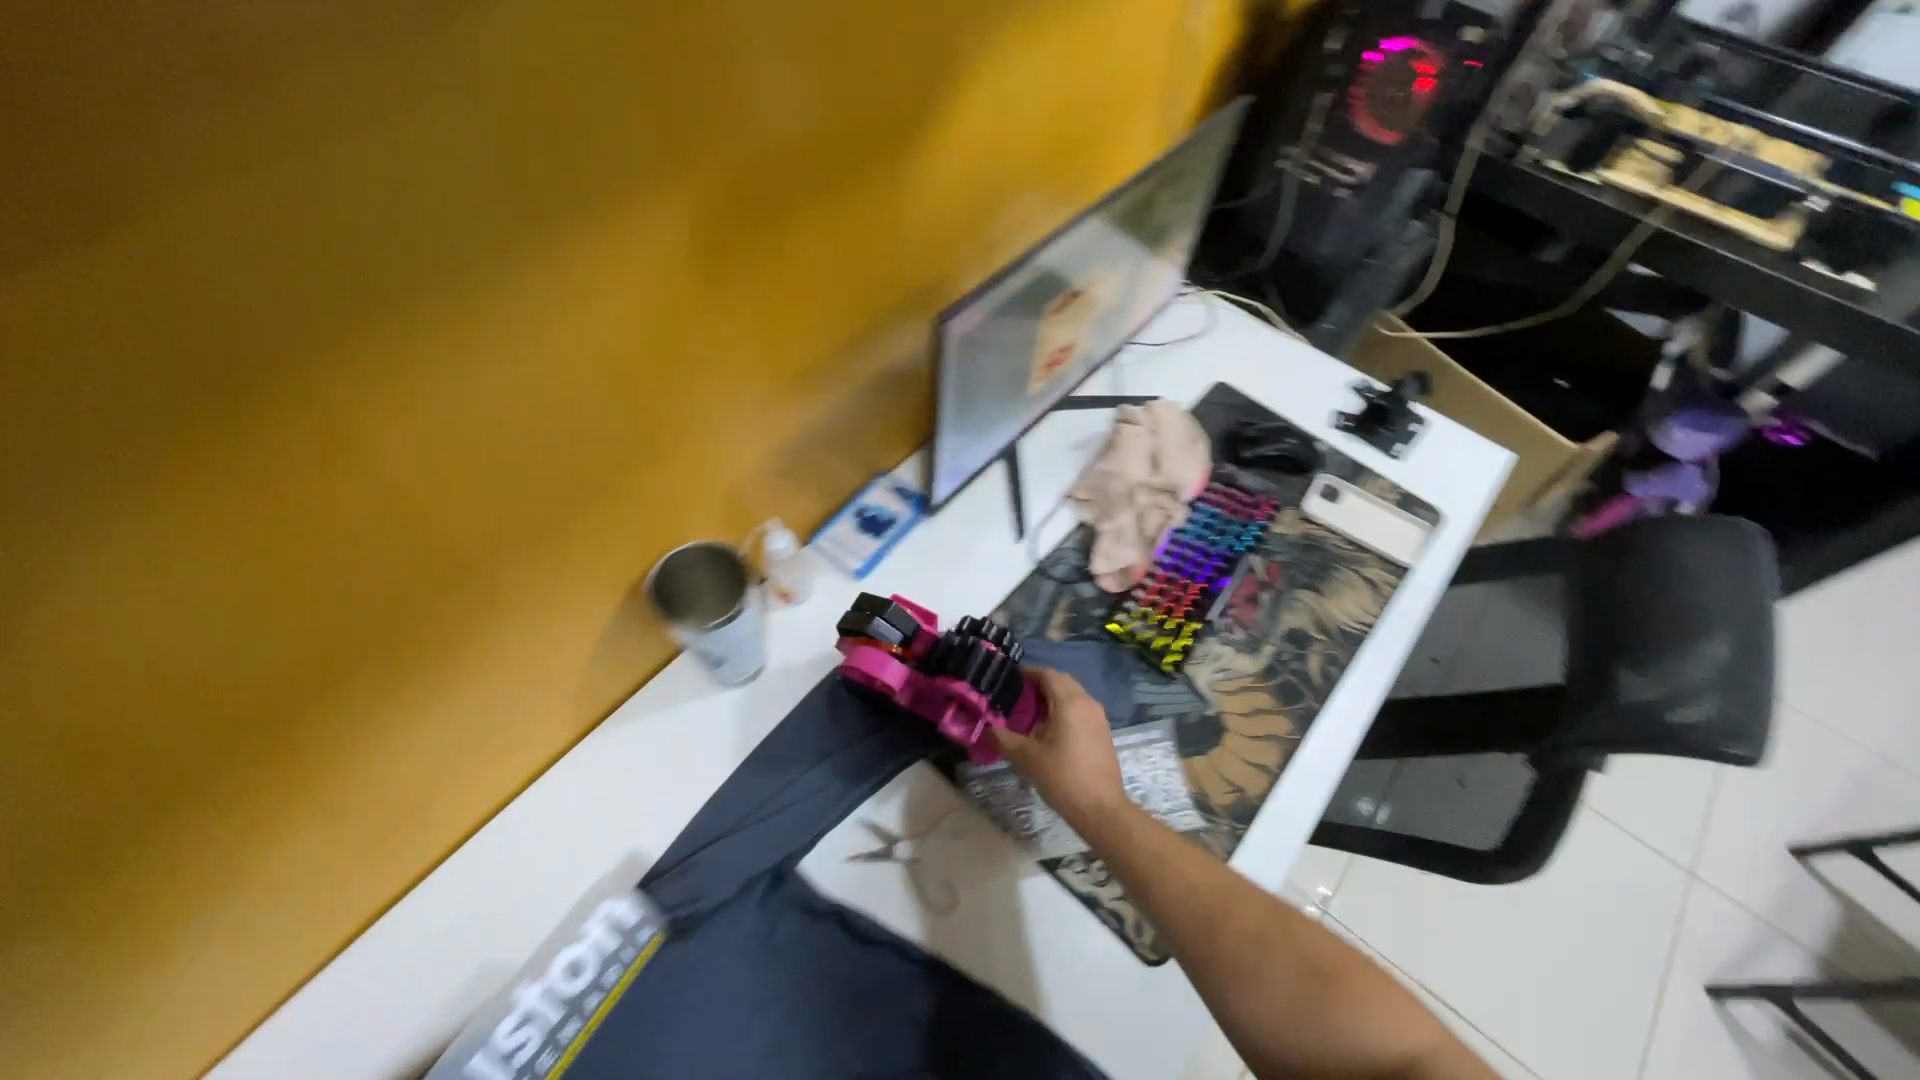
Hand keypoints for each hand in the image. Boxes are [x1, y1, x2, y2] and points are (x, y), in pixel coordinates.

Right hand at [991, 668, 1128, 826]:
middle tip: (1016, 698)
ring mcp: (1098, 718)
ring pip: (1073, 696)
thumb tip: (985, 730)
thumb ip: (1003, 739)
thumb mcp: (1027, 758)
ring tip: (1030, 714)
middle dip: (1039, 685)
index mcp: (1070, 702)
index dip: (1028, 674)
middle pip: (1062, 682)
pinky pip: (1080, 711)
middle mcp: (1087, 703)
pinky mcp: (1102, 733)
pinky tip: (1049, 731)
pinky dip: (1064, 711)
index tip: (1008, 681)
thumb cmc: (1062, 777)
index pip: (1048, 674)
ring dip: (1052, 699)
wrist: (1101, 809)